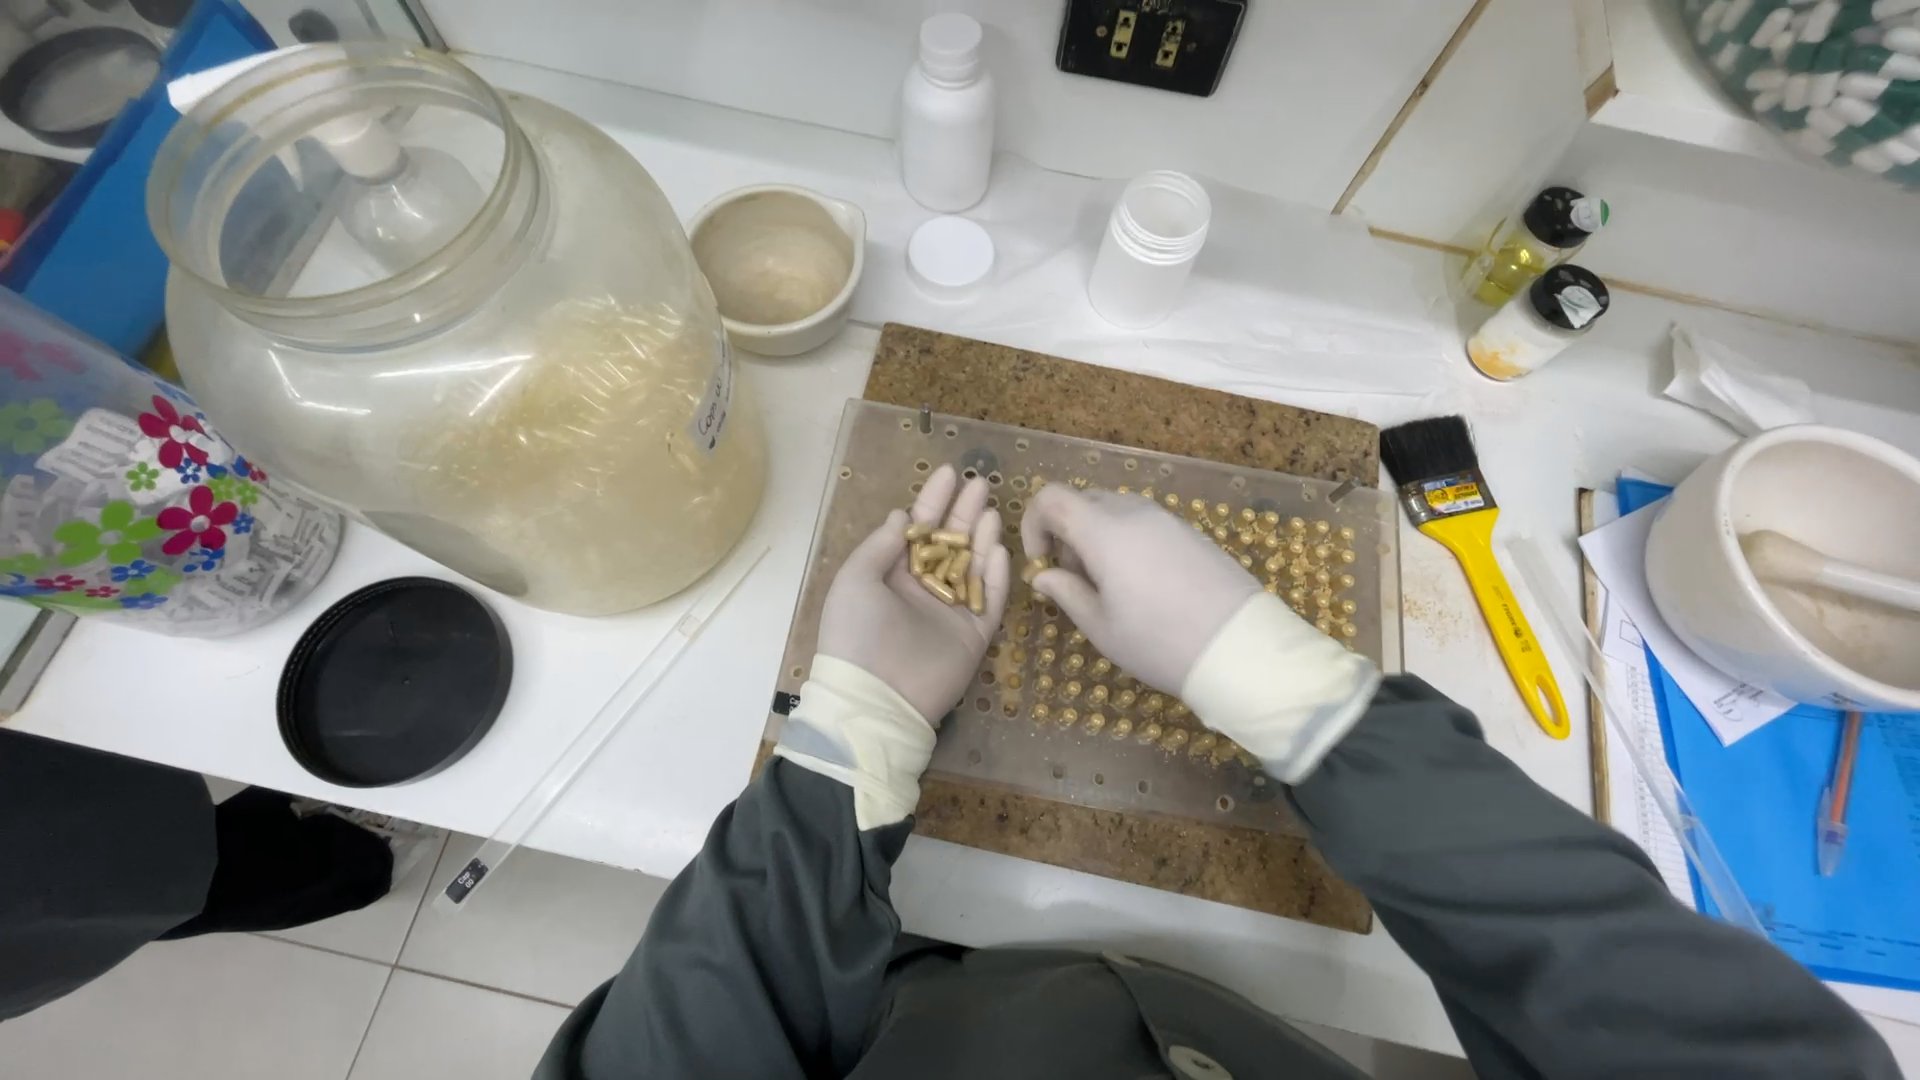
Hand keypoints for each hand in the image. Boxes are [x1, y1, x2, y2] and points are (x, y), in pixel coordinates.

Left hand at [817, 464, 1011, 721]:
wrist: (878, 697)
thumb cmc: (857, 633)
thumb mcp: (855, 580)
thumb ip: (881, 545)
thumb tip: (901, 516)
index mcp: (892, 575)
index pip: (917, 530)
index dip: (932, 501)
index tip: (949, 474)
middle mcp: (924, 589)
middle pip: (950, 542)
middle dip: (964, 511)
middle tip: (980, 482)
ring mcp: (951, 612)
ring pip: (974, 566)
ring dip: (983, 537)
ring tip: (992, 509)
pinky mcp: (975, 635)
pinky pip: (991, 600)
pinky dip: (998, 575)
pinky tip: (1001, 548)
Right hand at [1021, 484, 1378, 782]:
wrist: (1241, 649)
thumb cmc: (1160, 643)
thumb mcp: (1102, 628)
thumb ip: (1067, 592)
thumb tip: (1044, 576)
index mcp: (1104, 532)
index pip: (1051, 498)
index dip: (1034, 523)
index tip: (1041, 561)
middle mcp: (1134, 513)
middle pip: (1083, 501)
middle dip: (1065, 533)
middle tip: (1073, 578)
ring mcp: (1167, 519)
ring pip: (1114, 510)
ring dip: (1096, 536)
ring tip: (1108, 585)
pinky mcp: (1190, 532)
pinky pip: (1143, 523)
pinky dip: (1126, 540)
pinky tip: (1141, 584)